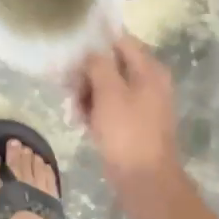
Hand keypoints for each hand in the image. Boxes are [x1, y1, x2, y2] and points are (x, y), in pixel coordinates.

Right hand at [74, 33, 179, 184]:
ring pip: (107, 87)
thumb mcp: (109, 92)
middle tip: (68, 88)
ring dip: (87, 94)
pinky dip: (95, 111)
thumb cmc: (127, 132)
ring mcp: (141, 104)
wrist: (144, 179)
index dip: (96, 42)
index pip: (121, 40)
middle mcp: (149, 81)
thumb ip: (99, 64)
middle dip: (87, 74)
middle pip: (112, 64)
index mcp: (149, 69)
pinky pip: (110, 107)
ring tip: (74, 111)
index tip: (72, 50)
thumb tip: (92, 51)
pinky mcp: (132, 123)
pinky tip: (80, 122)